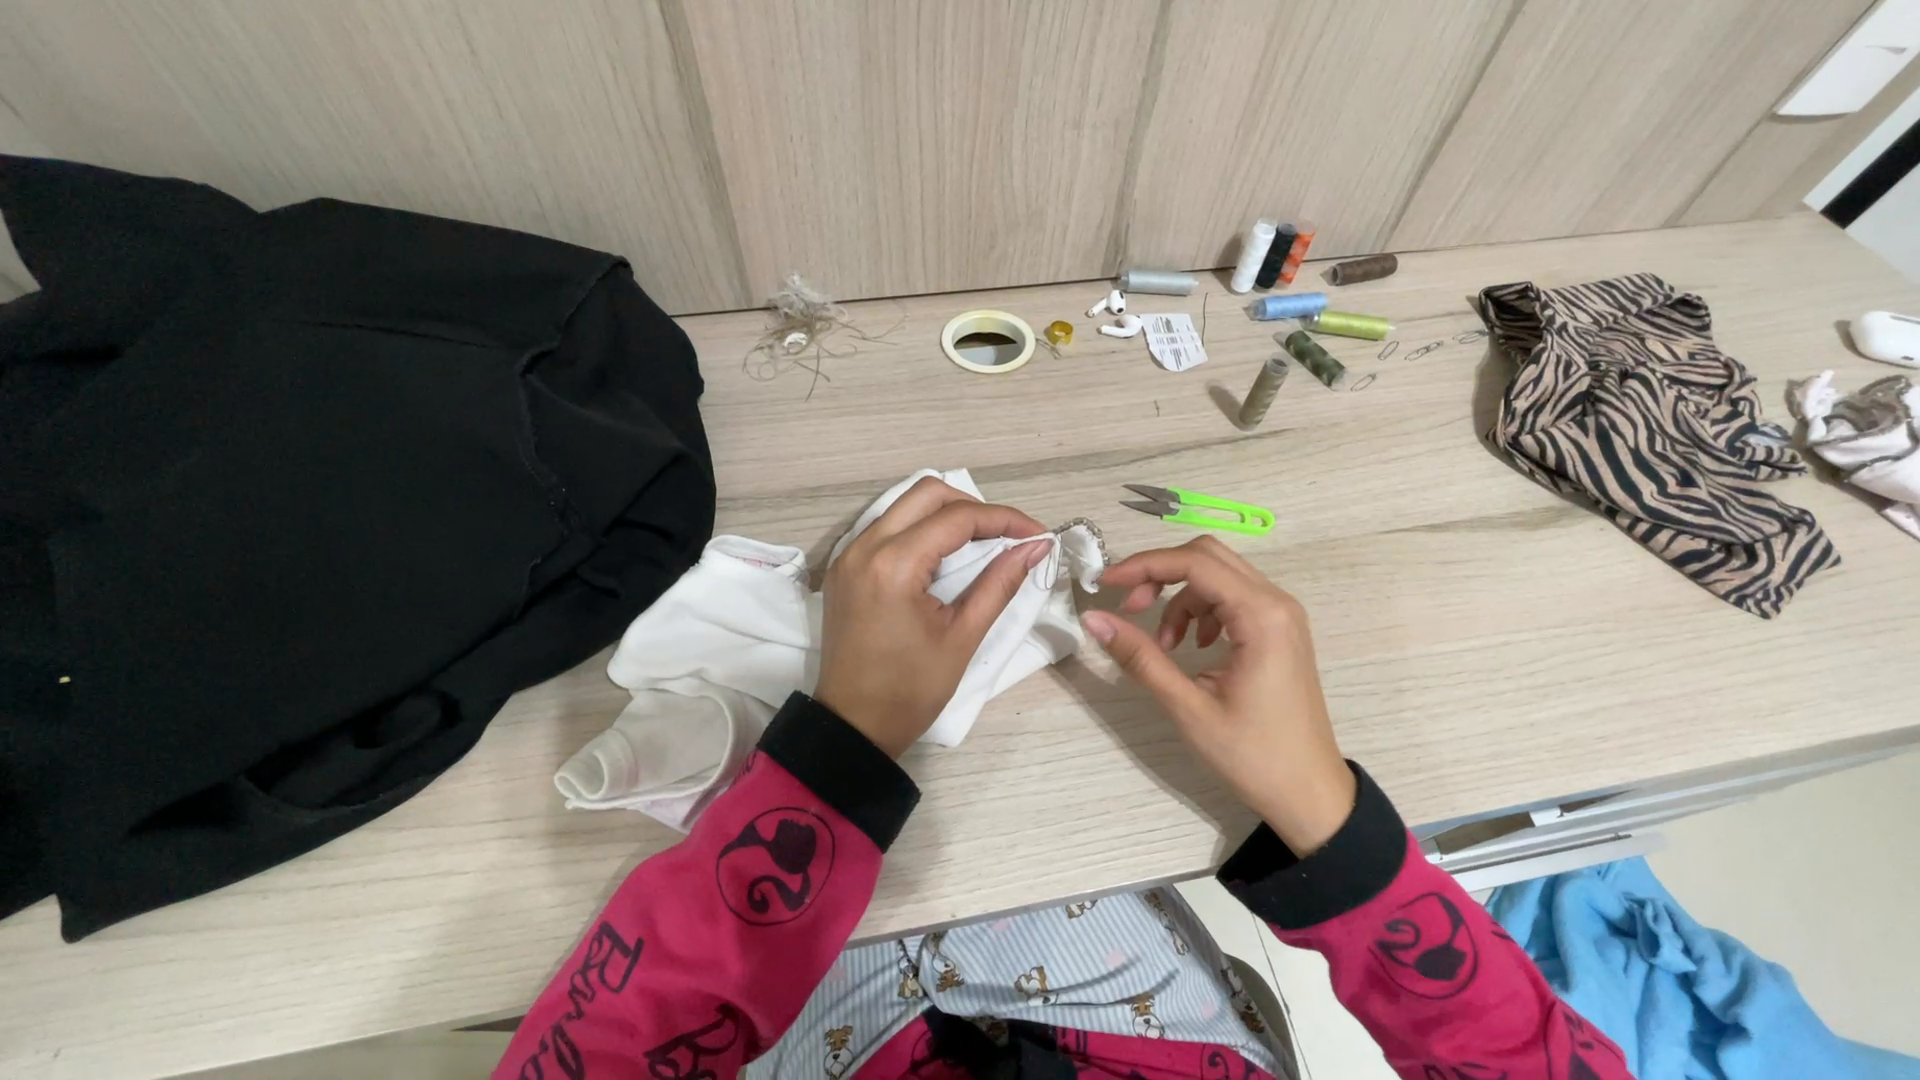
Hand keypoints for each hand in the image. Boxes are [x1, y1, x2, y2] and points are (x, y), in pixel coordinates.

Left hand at [815, 477, 1049, 757]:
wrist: (853, 726)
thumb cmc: (910, 691)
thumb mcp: (962, 638)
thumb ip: (999, 584)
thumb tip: (1036, 547)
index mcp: (894, 565)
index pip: (957, 518)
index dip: (1004, 519)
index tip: (1036, 534)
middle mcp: (865, 546)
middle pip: (926, 492)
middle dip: (974, 506)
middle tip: (1006, 535)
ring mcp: (848, 554)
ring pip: (903, 504)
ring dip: (944, 513)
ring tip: (980, 542)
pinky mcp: (844, 566)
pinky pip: (885, 525)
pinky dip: (918, 527)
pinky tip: (943, 554)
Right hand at [1081, 536, 1355, 854]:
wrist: (1309, 792)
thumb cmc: (1252, 755)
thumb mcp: (1187, 707)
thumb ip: (1140, 657)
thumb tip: (1093, 618)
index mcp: (1261, 617)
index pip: (1194, 563)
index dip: (1144, 566)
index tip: (1104, 583)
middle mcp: (1277, 602)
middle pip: (1207, 557)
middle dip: (1160, 573)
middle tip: (1129, 608)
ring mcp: (1282, 614)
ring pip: (1218, 575)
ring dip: (1180, 596)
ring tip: (1163, 645)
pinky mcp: (1279, 629)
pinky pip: (1232, 597)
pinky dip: (1201, 609)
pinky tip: (1192, 647)